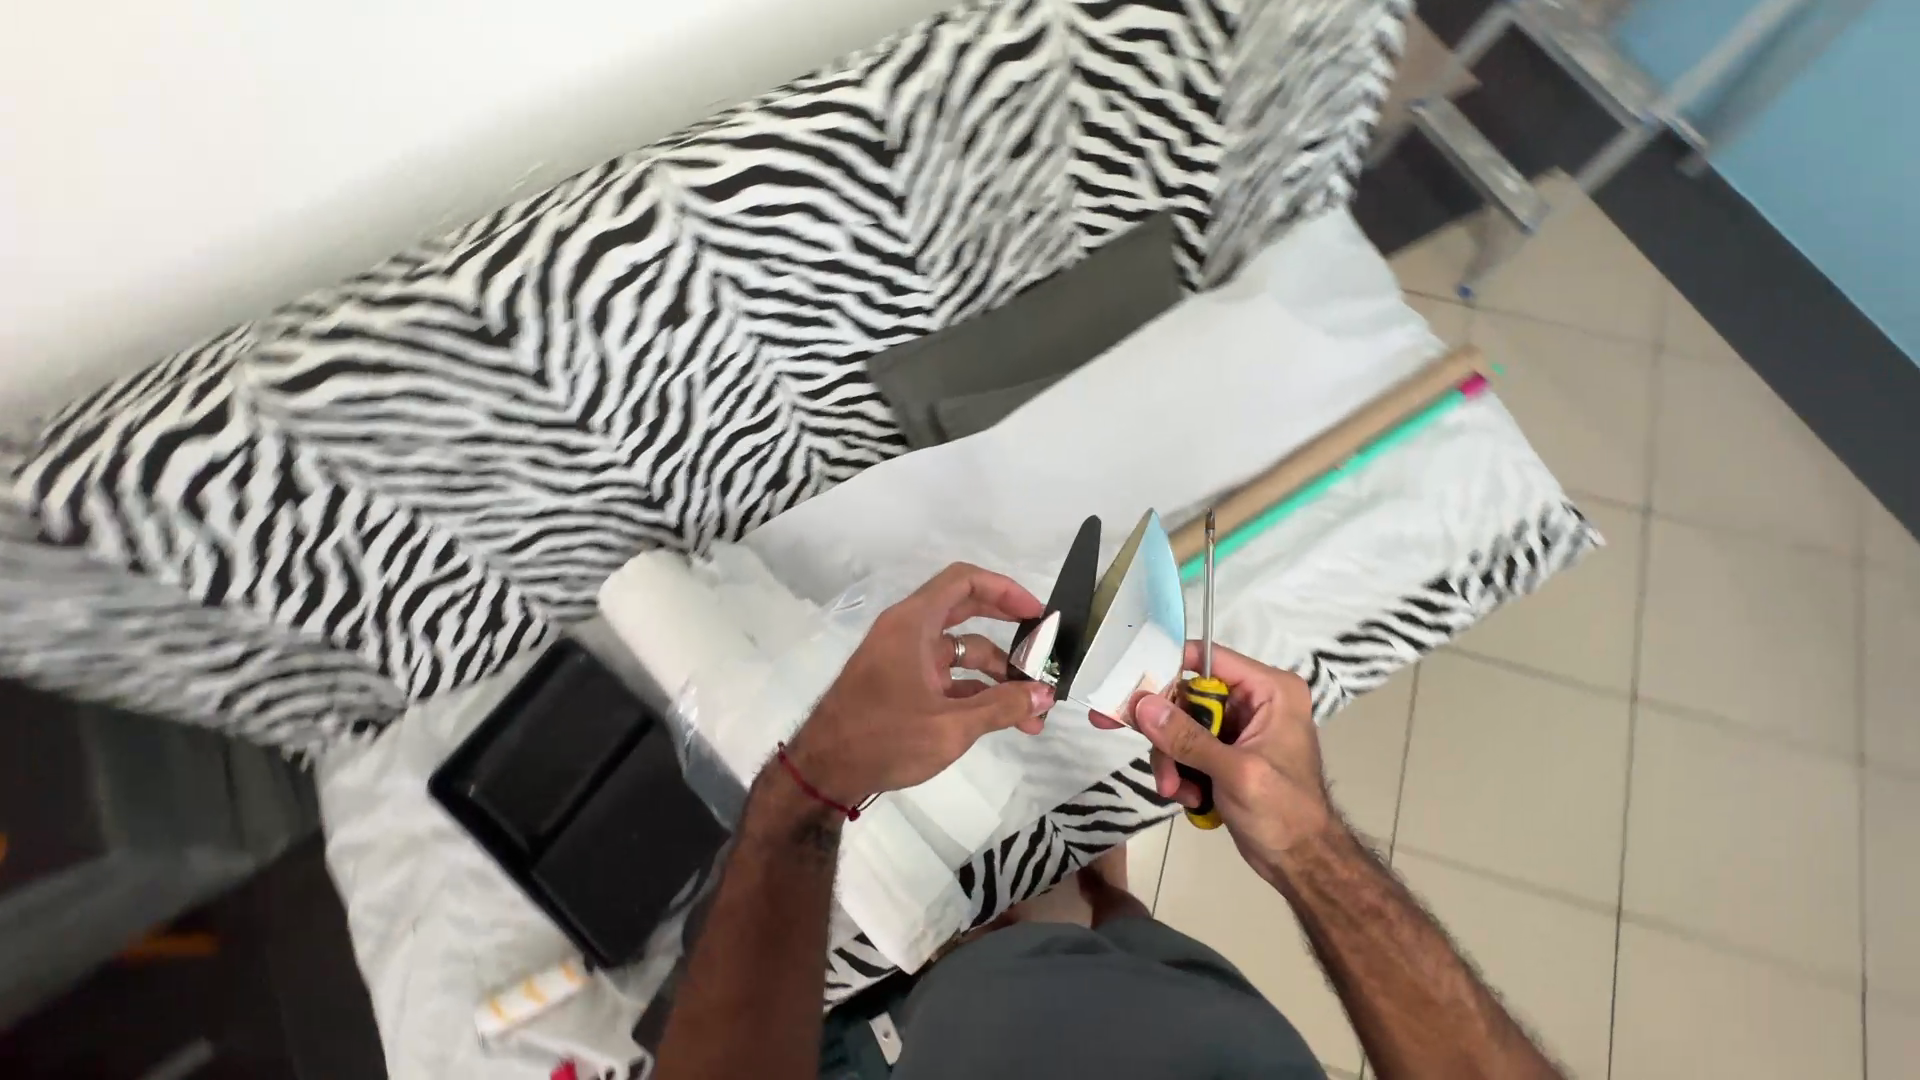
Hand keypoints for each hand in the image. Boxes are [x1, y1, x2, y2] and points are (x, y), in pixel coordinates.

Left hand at [784, 563, 1054, 805]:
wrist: (823, 773)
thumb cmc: (883, 738)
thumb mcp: (950, 726)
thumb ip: (1002, 707)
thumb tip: (1045, 695)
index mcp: (913, 623)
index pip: (963, 581)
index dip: (1004, 589)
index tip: (1036, 613)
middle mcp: (908, 632)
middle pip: (966, 611)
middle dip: (1008, 630)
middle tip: (1042, 646)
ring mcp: (905, 659)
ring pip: (961, 651)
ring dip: (998, 675)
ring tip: (1034, 708)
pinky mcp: (903, 685)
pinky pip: (948, 676)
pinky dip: (976, 691)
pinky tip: (1006, 719)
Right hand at [1098, 644, 1333, 880]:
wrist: (1302, 864)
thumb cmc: (1284, 813)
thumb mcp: (1235, 773)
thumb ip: (1188, 739)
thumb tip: (1142, 705)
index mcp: (1269, 690)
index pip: (1209, 658)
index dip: (1169, 670)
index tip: (1134, 691)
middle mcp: (1253, 700)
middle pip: (1186, 695)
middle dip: (1166, 733)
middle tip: (1156, 761)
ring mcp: (1236, 726)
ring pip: (1179, 724)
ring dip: (1171, 759)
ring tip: (1176, 791)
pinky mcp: (1224, 751)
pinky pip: (1184, 746)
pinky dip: (1180, 771)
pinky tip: (1189, 797)